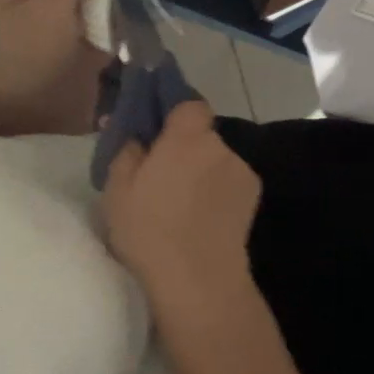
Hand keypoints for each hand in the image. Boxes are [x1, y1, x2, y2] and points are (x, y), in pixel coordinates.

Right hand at [102, 102, 261, 295]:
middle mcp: (225, 148)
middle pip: (203, 134)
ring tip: (177, 197)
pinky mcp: (254, 190)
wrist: (197, 268)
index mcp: (190, 141)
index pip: (191, 106)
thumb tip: (129, 122)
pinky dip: (215, 184)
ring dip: (200, 166)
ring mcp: (244, 169)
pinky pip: (229, 176)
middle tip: (156, 170)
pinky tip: (199, 208)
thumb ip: (128, 149)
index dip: (174, 109)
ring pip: (217, 157)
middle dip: (182, 145)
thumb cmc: (148, 227)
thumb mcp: (118, 187)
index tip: (154, 122)